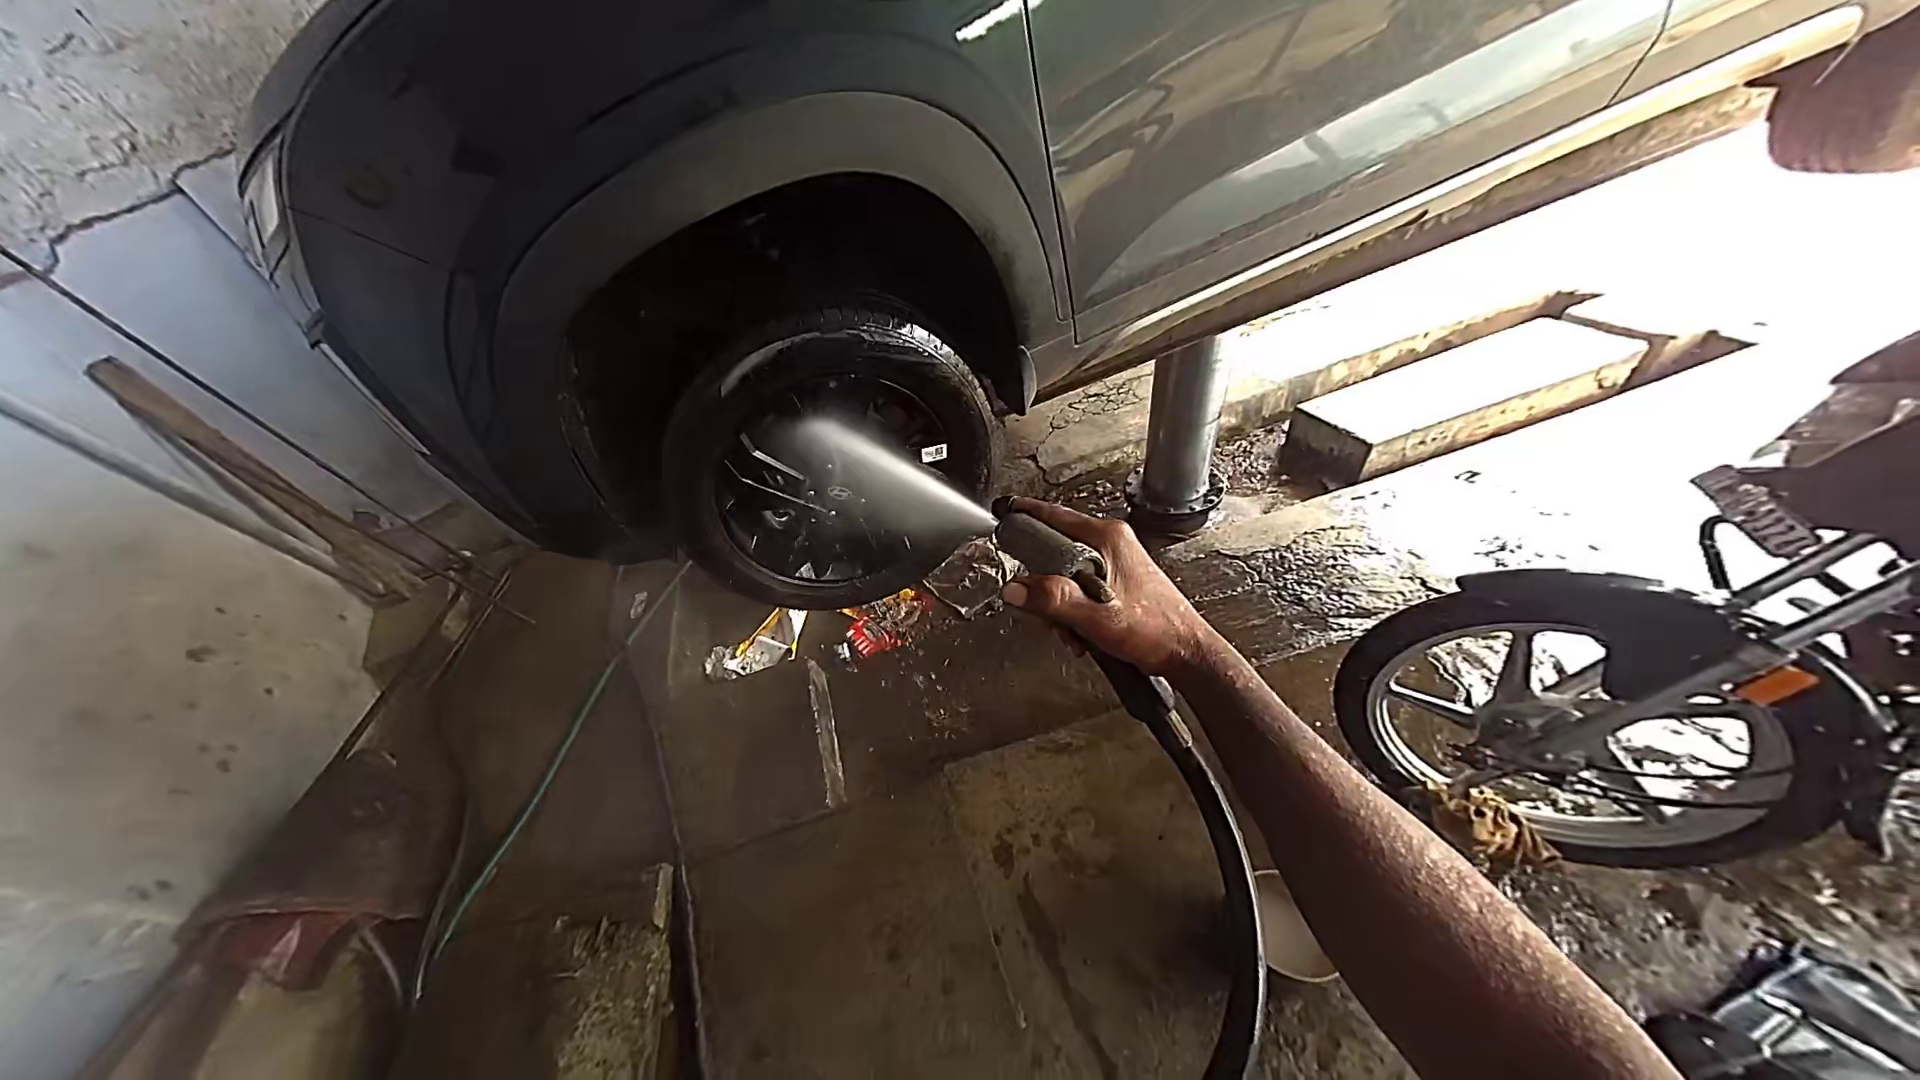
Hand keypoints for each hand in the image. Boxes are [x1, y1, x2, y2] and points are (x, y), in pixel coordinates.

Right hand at [999, 497, 1219, 676]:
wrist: (1184, 652)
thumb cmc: (1155, 629)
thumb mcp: (1095, 614)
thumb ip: (1052, 600)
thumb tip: (1016, 589)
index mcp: (1107, 538)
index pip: (1056, 515)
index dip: (1027, 515)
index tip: (1005, 513)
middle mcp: (1111, 544)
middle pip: (1055, 550)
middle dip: (1044, 585)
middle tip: (1044, 608)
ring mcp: (1114, 563)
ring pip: (1065, 574)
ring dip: (1059, 605)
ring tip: (1072, 629)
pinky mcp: (1116, 582)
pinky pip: (1079, 588)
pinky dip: (1073, 611)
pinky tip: (1081, 633)